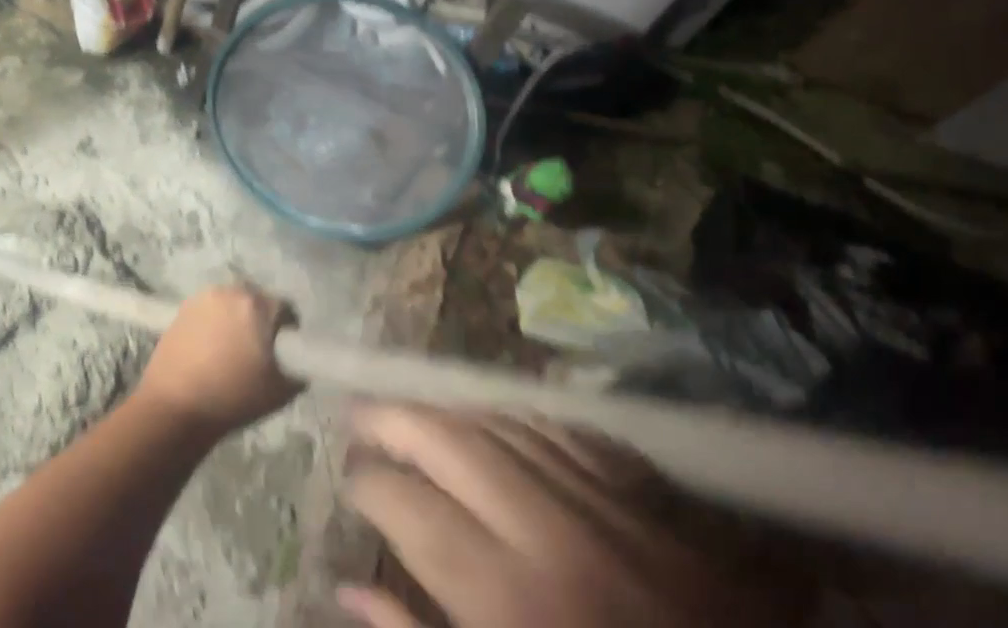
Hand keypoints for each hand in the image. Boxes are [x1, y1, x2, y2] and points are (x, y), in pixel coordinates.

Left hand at [134, 284, 300, 433]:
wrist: (175, 405)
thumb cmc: (234, 396)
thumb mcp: (282, 390)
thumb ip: (298, 368)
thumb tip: (297, 361)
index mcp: (256, 305)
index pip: (286, 309)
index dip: (290, 331)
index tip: (286, 352)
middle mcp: (229, 292)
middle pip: (256, 301)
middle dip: (262, 320)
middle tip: (260, 349)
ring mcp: (201, 298)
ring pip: (230, 304)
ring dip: (236, 319)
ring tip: (234, 349)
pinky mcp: (180, 309)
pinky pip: (209, 311)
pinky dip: (215, 323)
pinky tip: (212, 348)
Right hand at [339, 406, 804, 627]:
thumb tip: (346, 590)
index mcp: (505, 594)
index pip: (403, 500)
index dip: (362, 481)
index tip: (349, 481)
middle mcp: (552, 533)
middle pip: (449, 440)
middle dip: (390, 419)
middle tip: (358, 419)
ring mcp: (613, 508)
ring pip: (506, 424)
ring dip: (449, 413)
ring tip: (414, 417)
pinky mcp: (661, 503)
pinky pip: (572, 433)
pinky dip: (521, 421)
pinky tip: (496, 425)